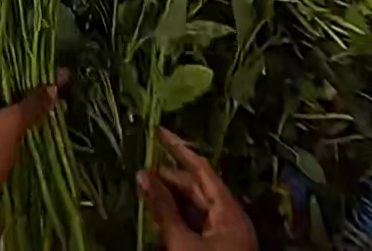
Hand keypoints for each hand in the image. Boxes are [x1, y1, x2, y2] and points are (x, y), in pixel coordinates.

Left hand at [0, 71, 62, 250]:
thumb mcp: (10, 124)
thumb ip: (33, 102)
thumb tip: (55, 83)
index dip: (20, 62)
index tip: (44, 61)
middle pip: (2, 86)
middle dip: (28, 85)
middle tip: (55, 79)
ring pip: (4, 107)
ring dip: (26, 105)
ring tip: (54, 97)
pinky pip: (4, 126)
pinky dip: (21, 123)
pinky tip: (41, 121)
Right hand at [138, 128, 257, 250]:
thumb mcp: (181, 243)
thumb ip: (162, 207)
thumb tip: (141, 174)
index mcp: (230, 211)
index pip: (202, 168)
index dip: (178, 148)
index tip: (157, 131)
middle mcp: (230, 220)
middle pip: (198, 188)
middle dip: (169, 177)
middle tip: (142, 167)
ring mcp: (225, 239)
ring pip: (195, 208)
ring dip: (170, 198)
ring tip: (145, 187)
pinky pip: (195, 226)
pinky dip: (176, 217)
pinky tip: (156, 213)